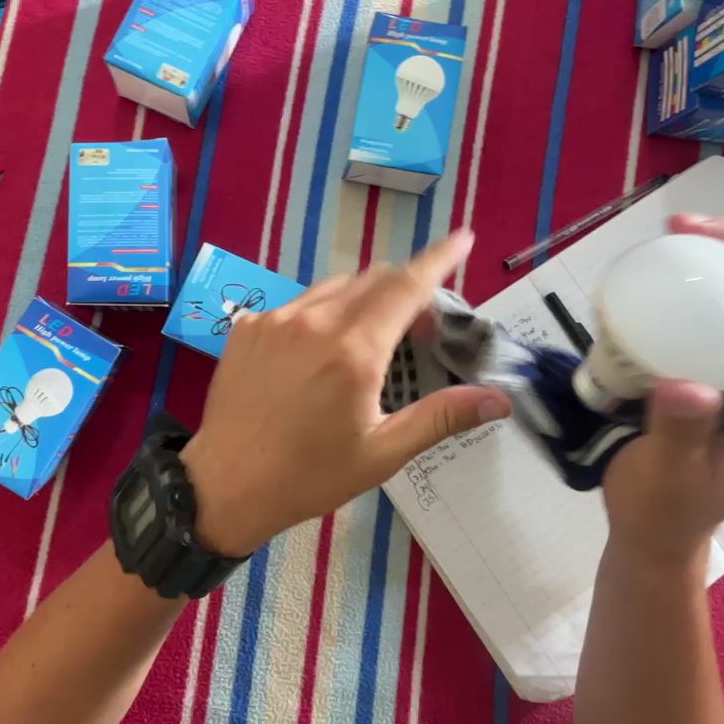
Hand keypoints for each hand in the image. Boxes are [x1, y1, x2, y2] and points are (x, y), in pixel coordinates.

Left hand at [179, 230, 512, 555]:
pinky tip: (314, 353)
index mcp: (354, 350)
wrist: (226, 485)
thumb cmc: (310, 475)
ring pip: (333, 288)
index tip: (462, 238)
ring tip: (367, 340)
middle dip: (404, 290)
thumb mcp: (381, 453)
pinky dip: (319, 314)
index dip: (439, 259)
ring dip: (361, 300)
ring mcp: (275, 319)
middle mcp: (314, 322)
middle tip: (418, 327)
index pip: (406, 286)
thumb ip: (440, 416)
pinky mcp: (247, 326)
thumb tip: (498, 398)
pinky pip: (296, 304)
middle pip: (373, 280)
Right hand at [600, 214, 723, 565]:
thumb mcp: (668, 477)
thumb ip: (680, 436)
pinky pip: (720, 314)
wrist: (644, 522)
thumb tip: (692, 385)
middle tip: (704, 234)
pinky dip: (700, 282)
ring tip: (679, 231)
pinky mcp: (708, 366)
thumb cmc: (666, 508)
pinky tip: (660, 265)